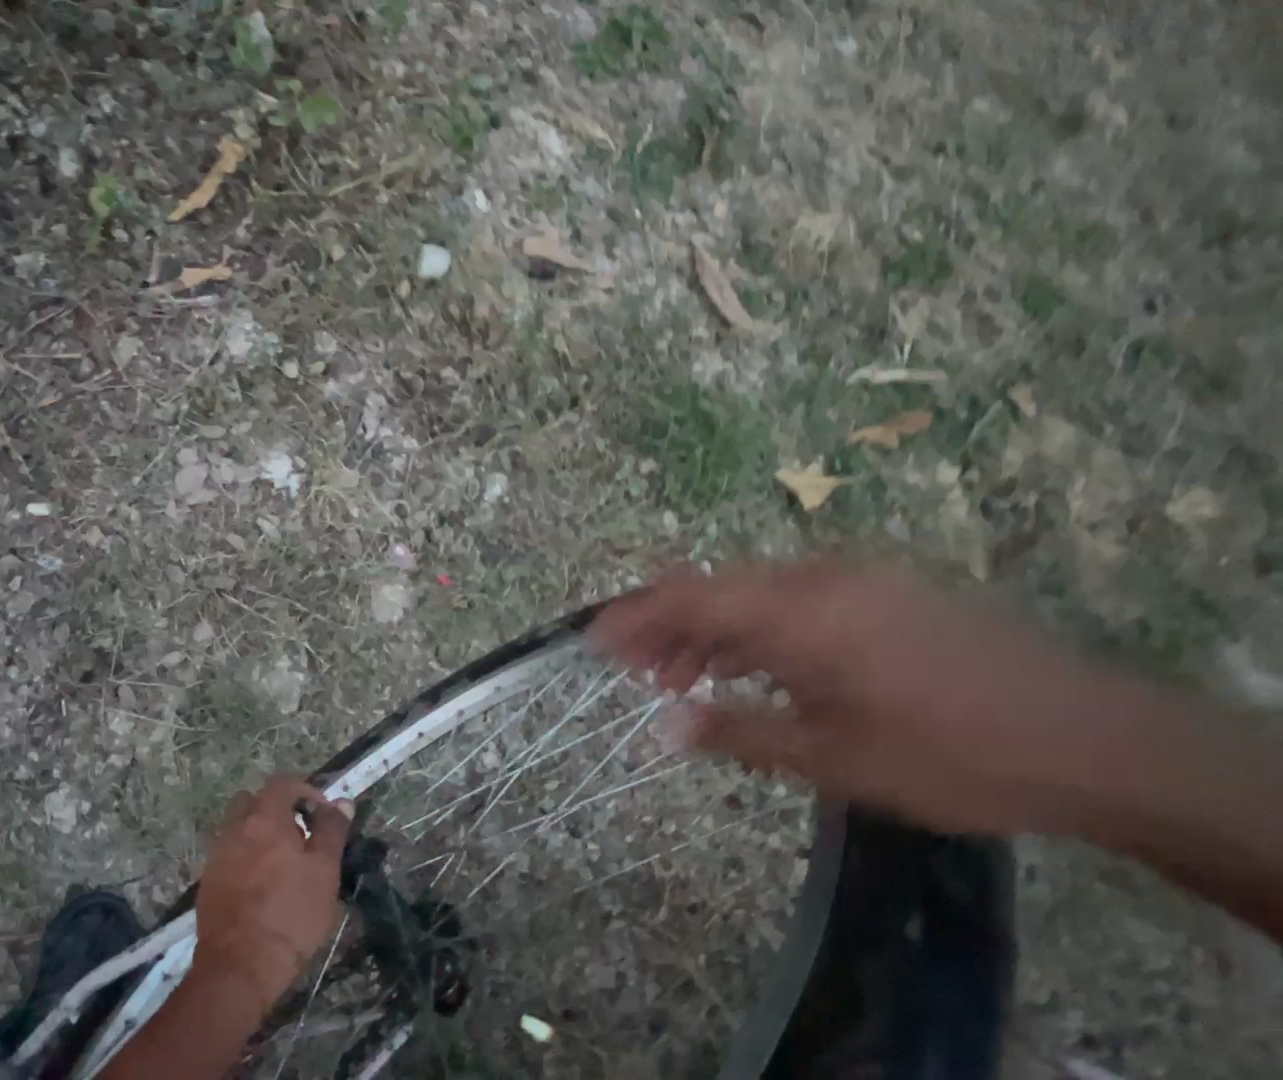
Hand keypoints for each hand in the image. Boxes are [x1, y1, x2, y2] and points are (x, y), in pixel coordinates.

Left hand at [194, 775, 352, 1010]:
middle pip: (254, 801)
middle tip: (301, 836)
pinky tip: (262, 887)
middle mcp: (235, 828)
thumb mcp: (324, 872)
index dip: (305, 790)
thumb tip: (341, 802)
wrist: (239, 966)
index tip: (323, 814)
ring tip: (284, 864)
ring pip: (239, 828)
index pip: (282, 783)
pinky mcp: (208, 882)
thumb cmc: (291, 915)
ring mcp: (217, 855)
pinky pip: (229, 855)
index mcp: (264, 819)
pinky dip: (246, 858)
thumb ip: (332, 831)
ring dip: (260, 834)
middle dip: (278, 809)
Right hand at [588, 560, 1168, 836]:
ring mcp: (863, 581)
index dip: (634, 615)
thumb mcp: (833, 758)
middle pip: (719, 588)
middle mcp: (824, 577)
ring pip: (758, 594)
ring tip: (686, 680)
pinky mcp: (891, 595)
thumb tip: (660, 727)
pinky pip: (799, 600)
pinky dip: (760, 631)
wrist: (1102, 741)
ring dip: (714, 632)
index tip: (589, 638)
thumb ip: (737, 733)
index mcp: (804, 609)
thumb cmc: (953, 755)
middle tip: (637, 674)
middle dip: (668, 627)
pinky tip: (754, 669)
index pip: (691, 595)